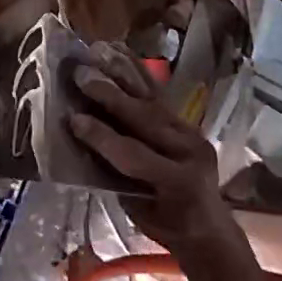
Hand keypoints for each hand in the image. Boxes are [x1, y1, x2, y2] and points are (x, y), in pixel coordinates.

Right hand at [65, 45, 273, 280]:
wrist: (208, 227)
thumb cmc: (165, 227)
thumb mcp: (136, 210)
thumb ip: (114, 175)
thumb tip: (81, 141)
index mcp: (179, 182)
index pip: (134, 154)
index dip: (102, 137)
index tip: (72, 120)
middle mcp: (191, 151)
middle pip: (146, 119)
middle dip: (110, 96)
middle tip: (81, 75)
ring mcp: (192, 133)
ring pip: (152, 100)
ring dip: (122, 75)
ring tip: (98, 53)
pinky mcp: (188, 122)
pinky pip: (159, 96)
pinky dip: (137, 74)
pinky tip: (120, 53)